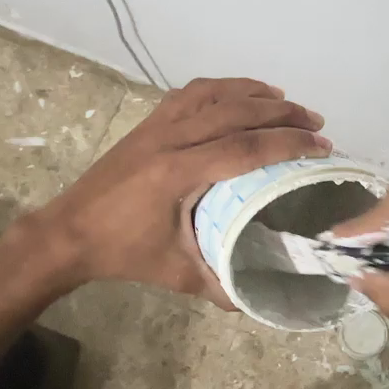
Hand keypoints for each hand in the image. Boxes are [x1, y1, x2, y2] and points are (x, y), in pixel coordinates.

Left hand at [36, 78, 329, 306]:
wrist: (67, 232)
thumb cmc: (121, 253)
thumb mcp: (174, 273)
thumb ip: (218, 284)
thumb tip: (256, 301)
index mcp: (178, 173)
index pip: (244, 148)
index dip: (288, 143)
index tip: (321, 144)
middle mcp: (170, 139)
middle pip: (235, 111)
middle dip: (282, 112)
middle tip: (316, 121)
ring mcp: (156, 126)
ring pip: (213, 93)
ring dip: (253, 92)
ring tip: (285, 100)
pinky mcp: (148, 123)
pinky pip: (190, 93)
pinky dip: (221, 88)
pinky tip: (239, 96)